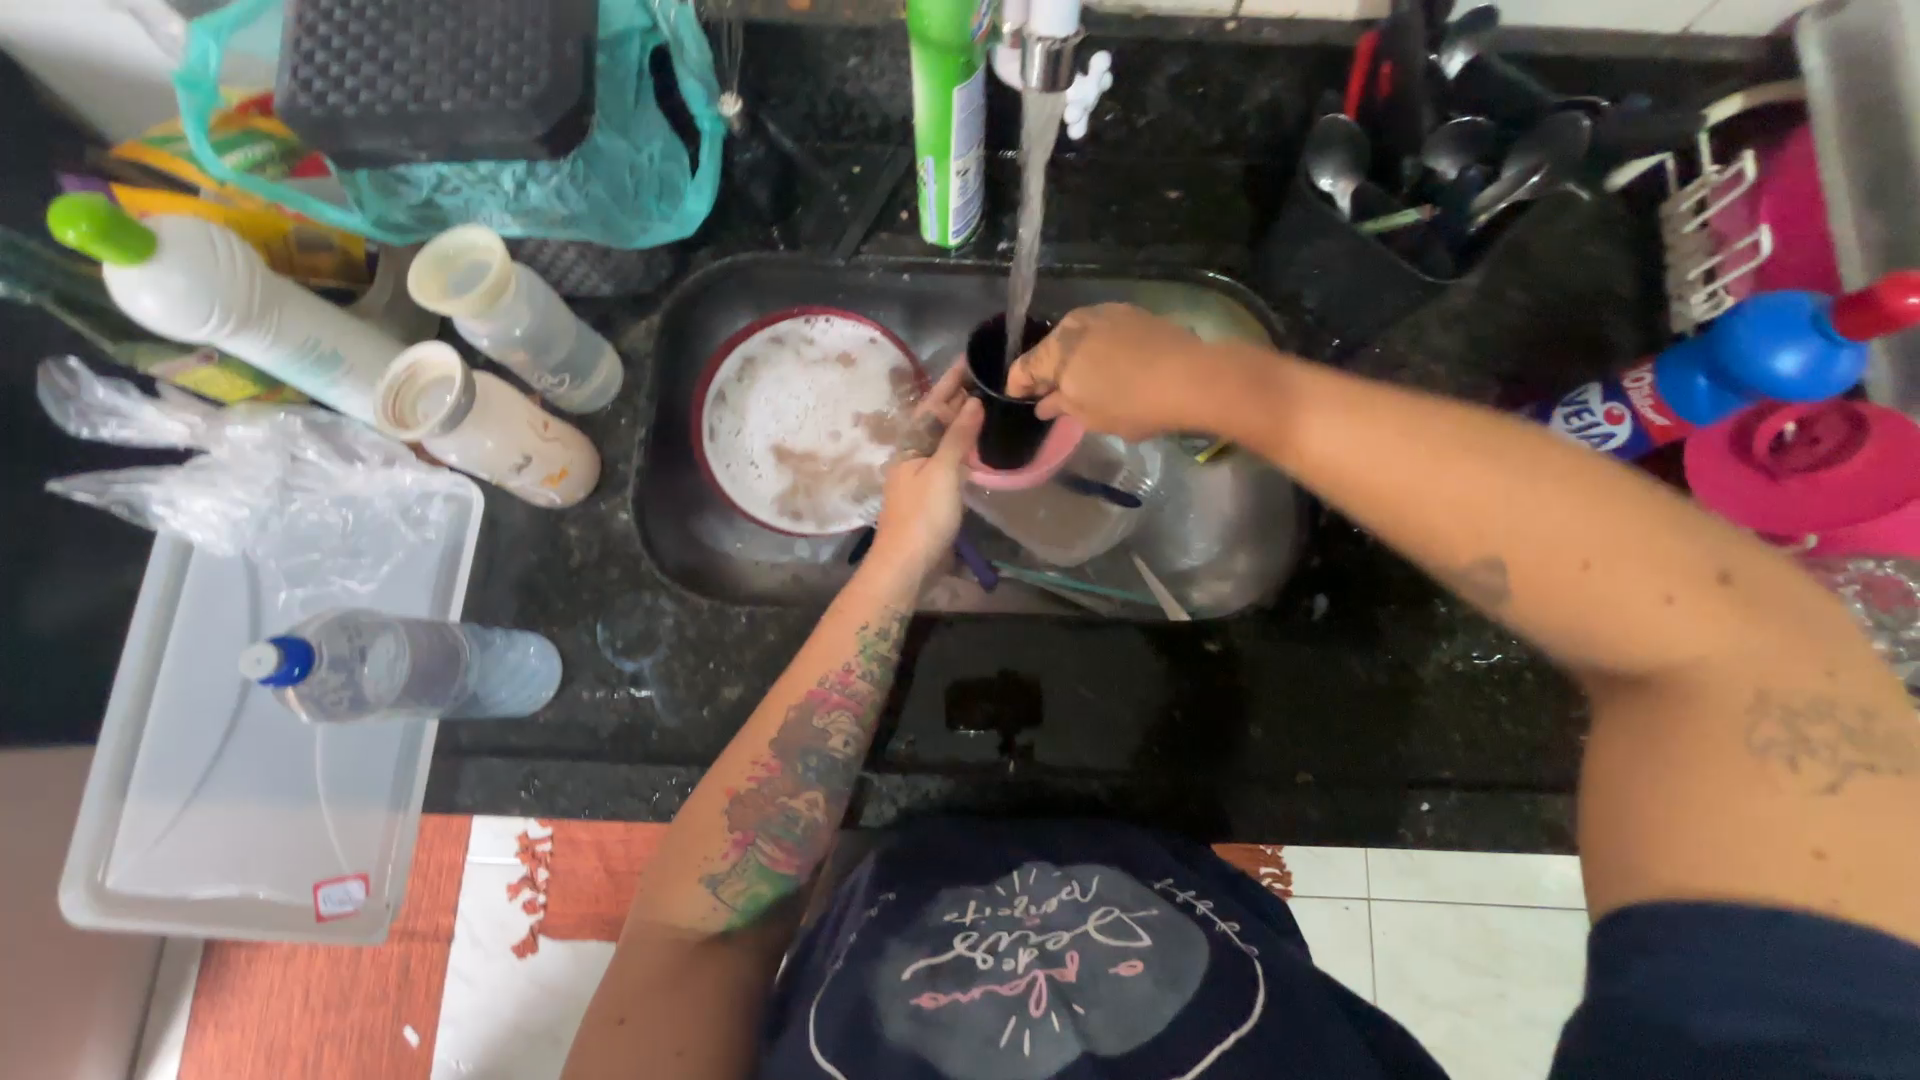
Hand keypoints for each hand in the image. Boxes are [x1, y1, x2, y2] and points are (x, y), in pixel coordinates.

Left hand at [868, 365, 983, 581]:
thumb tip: (973, 401)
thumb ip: (957, 437)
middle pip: (937, 420)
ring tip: (987, 403)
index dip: (951, 381)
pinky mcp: (932, 497)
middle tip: (987, 376)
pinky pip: (949, 462)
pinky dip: (964, 449)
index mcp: (910, 446)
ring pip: (943, 441)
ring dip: (962, 422)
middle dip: (959, 398)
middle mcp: (913, 456)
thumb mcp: (942, 472)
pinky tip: (978, 447)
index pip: (933, 404)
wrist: (906, 566)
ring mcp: (922, 477)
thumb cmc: (923, 517)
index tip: (970, 359)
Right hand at [1006, 303, 1231, 440]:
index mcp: (1056, 350)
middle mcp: (1074, 323)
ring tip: (1086, 380)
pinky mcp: (1132, 313)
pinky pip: (1103, 332)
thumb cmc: (1131, 403)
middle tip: (1055, 395)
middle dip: (1048, 371)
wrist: (1191, 377)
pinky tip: (1113, 366)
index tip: (1022, 403)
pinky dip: (1099, 348)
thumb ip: (1061, 406)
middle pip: (1049, 349)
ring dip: (1075, 358)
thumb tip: (1045, 403)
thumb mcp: (1089, 416)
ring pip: (1077, 337)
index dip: (1018, 388)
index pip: (1023, 368)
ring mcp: (1105, 313)